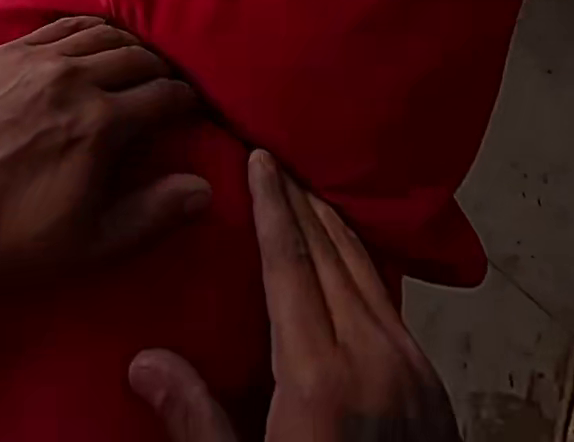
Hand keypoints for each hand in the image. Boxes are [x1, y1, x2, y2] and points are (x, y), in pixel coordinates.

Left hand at [0, 16, 211, 288]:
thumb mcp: (91, 244)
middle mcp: (75, 78)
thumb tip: (207, 188)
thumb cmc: (12, 236)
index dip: (186, 100)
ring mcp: (38, 59)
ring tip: (136, 62)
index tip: (191, 108)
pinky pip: (62, 26)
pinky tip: (93, 41)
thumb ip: (155, 213)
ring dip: (129, 46)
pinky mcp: (8, 51)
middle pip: (139, 57)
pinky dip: (89, 30)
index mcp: (101, 123)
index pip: (165, 95)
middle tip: (167, 85)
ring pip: (103, 35)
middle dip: (162, 70)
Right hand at [128, 151, 460, 441]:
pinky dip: (357, 259)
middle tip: (275, 162)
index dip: (272, 203)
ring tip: (303, 192)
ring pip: (364, 268)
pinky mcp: (432, 385)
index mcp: (321, 376)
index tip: (260, 158)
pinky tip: (343, 254)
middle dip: (299, 200)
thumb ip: (196, 421)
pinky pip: (385, 297)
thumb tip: (141, 360)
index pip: (290, 261)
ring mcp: (412, 368)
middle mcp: (373, 357)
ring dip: (330, 223)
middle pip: (328, 252)